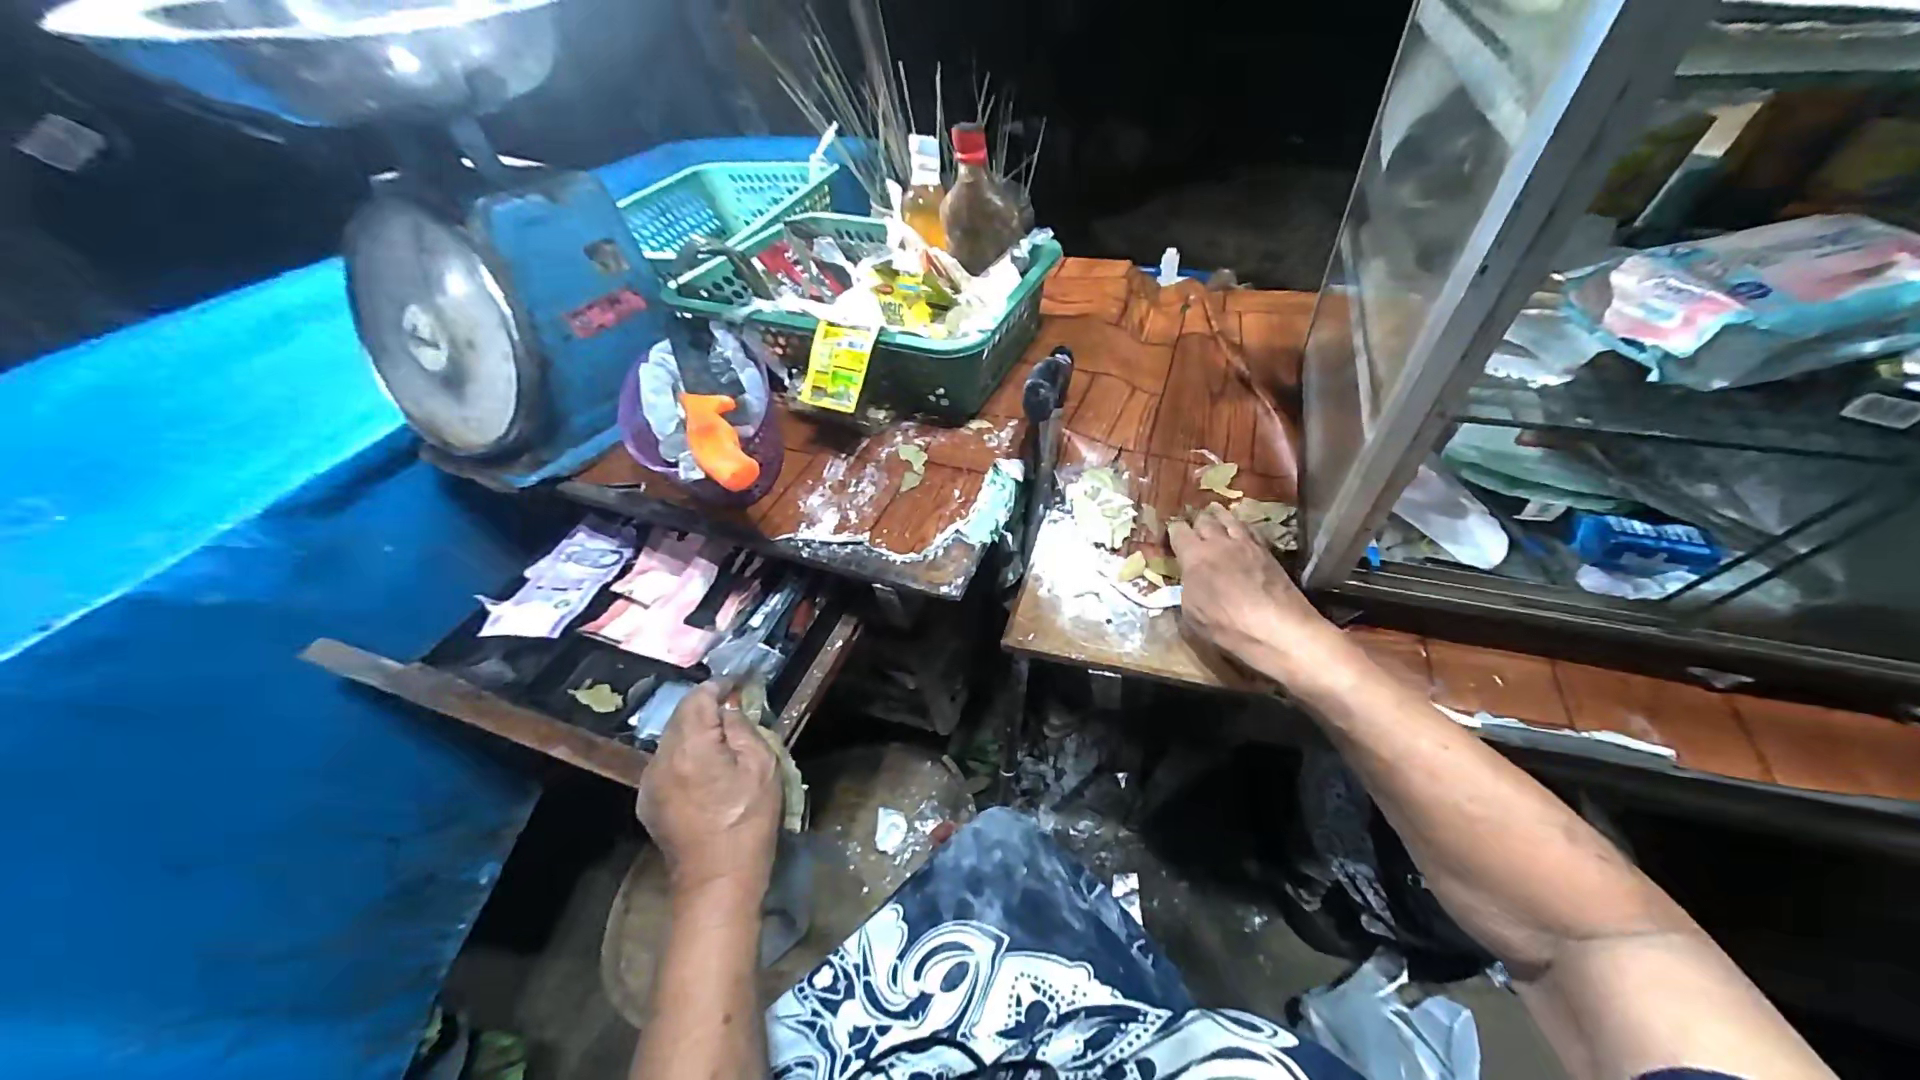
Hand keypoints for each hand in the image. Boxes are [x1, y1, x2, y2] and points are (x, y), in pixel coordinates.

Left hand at [636, 682, 780, 905]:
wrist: (716, 880)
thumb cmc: (748, 821)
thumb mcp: (762, 767)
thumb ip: (742, 728)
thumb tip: (729, 709)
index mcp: (690, 746)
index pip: (698, 697)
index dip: (719, 687)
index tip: (738, 686)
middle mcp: (661, 758)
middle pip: (681, 717)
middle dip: (706, 709)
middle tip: (734, 713)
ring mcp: (649, 782)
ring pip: (672, 740)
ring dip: (695, 734)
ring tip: (721, 743)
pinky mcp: (647, 801)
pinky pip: (666, 763)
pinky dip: (685, 757)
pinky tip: (705, 772)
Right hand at [1168, 503, 1347, 684]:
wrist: (1277, 627)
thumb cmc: (1226, 624)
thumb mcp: (1191, 613)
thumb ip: (1186, 589)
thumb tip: (1189, 581)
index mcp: (1194, 556)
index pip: (1178, 531)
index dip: (1172, 531)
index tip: (1170, 535)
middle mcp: (1218, 542)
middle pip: (1204, 520)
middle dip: (1195, 521)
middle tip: (1192, 526)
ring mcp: (1246, 544)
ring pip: (1229, 519)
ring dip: (1219, 516)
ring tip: (1214, 513)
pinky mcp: (1267, 551)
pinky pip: (1250, 529)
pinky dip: (1241, 526)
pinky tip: (1241, 529)